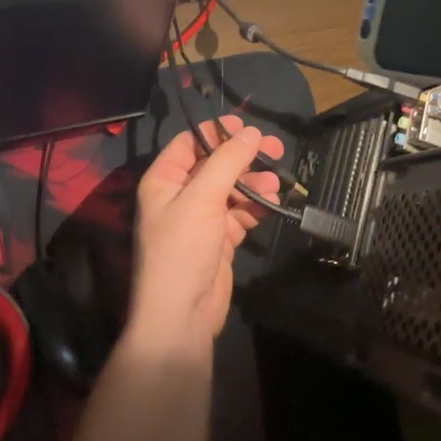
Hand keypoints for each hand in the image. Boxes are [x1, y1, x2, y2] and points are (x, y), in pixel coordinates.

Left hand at [129, 115, 284, 347]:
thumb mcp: (202, 198)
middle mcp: (180, 195)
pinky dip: (256, 205)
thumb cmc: (182, 249)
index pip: (189, 143)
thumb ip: (227, 162)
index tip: (247, 126)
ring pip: (231, 188)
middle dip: (244, 157)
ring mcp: (200, 218)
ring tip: (276, 181)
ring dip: (254, 182)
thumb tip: (252, 132)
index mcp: (163, 180)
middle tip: (275, 149)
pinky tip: (273, 200)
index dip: (217, 132)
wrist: (181, 315)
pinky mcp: (219, 239)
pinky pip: (240, 212)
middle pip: (215, 164)